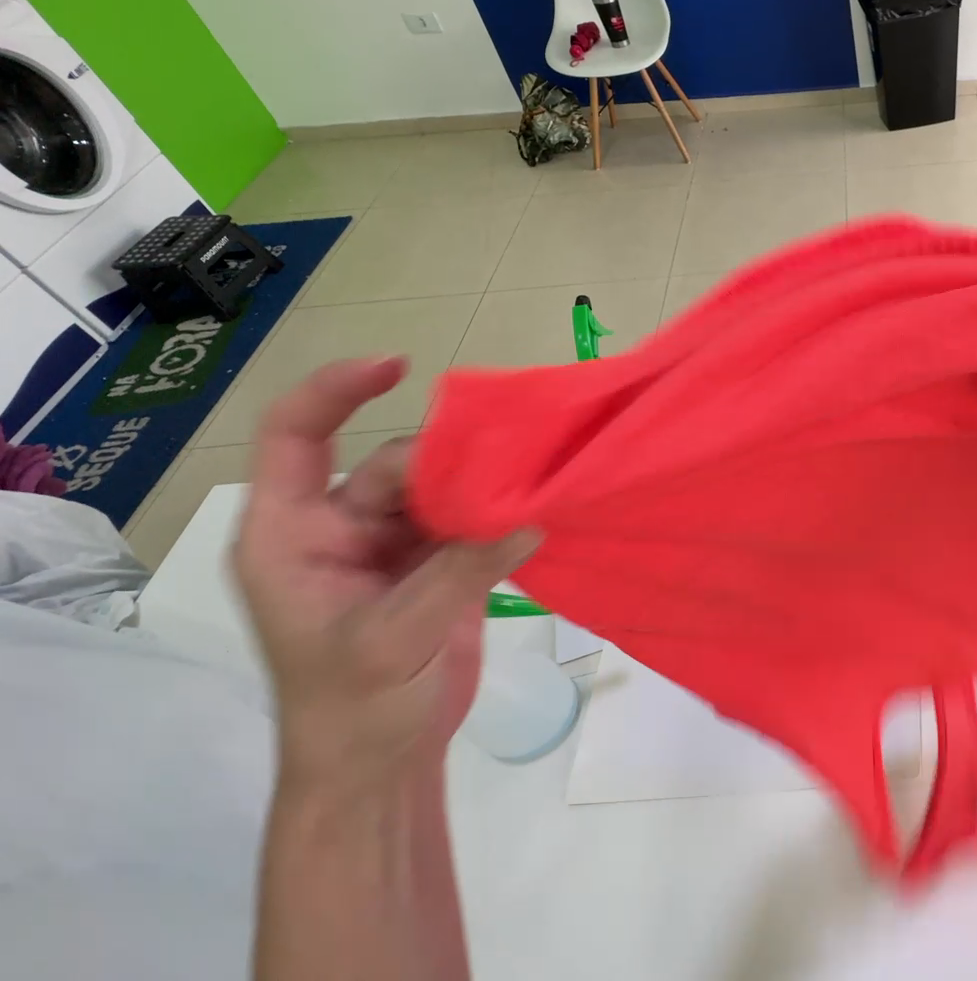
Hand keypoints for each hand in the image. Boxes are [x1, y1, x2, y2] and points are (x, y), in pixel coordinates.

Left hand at [232, 357, 539, 789]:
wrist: (381, 762)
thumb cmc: (353, 706)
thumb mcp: (394, 638)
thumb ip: (459, 573)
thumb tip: (530, 518)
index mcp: (290, 536)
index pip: (298, 438)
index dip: (336, 392)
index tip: (399, 366)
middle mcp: (339, 530)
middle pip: (394, 463)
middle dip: (448, 462)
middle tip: (511, 469)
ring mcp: (392, 548)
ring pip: (440, 488)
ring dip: (483, 486)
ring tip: (534, 482)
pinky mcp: (438, 567)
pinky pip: (471, 521)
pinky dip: (501, 514)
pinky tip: (536, 509)